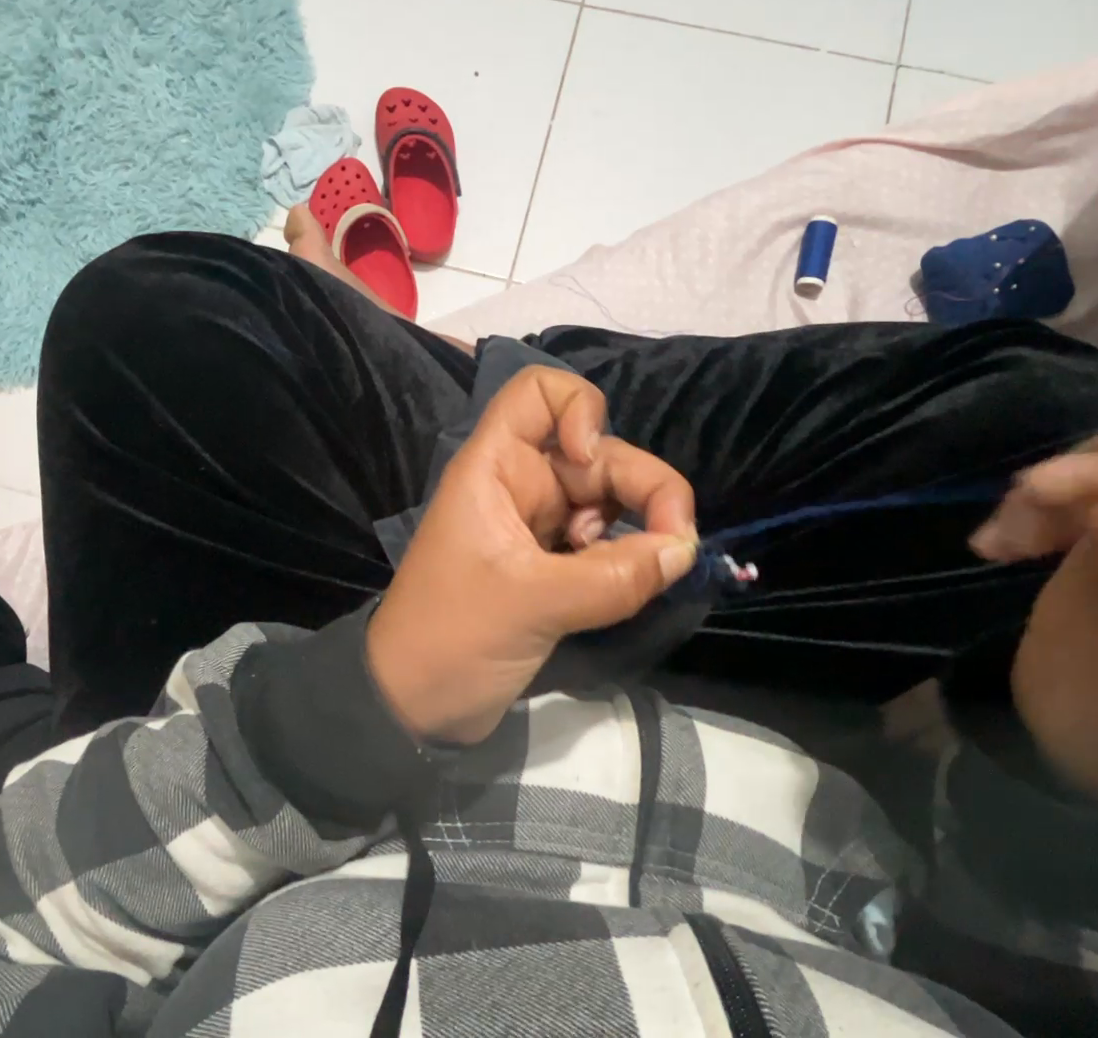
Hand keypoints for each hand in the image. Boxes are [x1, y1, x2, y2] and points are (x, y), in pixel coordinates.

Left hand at [367, 366, 699, 743]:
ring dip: (636, 527)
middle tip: (674, 541)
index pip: (538, 393)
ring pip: (607, 499)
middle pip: (598, 452)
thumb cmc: (450, 637)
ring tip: (637, 573)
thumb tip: (683, 551)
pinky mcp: (550, 568)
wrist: (413, 704)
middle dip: (642, 486)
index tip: (593, 460)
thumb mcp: (531, 604)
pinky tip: (626, 586)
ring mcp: (535, 527)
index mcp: (494, 468)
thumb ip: (612, 577)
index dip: (579, 408)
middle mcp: (518, 486)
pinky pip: (603, 543)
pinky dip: (624, 557)